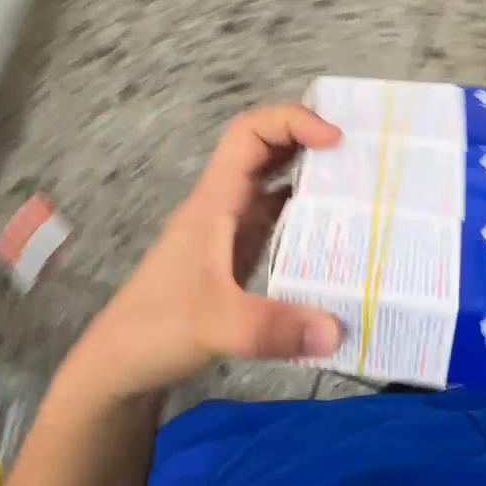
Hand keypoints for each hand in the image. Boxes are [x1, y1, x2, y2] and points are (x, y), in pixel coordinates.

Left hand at [68, 105, 344, 398]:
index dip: (291, 121)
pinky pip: (277, 225)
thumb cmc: (155, 330)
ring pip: (273, 187)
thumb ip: (271, 328)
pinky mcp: (236, 261)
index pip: (249, 134)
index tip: (337, 139)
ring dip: (312, 180)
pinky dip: (307, 222)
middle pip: (266, 152)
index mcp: (213, 203)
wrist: (121, 364)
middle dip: (310, 142)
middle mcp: (223, 209)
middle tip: (363, 154)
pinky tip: (339, 240)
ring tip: (363, 188)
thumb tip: (337, 330)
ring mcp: (229, 234)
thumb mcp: (214, 326)